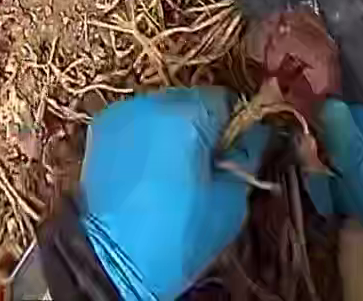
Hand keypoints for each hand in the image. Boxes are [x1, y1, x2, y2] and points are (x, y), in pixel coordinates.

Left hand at [78, 87, 272, 300]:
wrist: (111, 263)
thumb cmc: (177, 237)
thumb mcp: (229, 202)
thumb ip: (248, 155)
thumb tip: (259, 131)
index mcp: (189, 114)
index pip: (225, 98)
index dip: (233, 125)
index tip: (231, 152)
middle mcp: (155, 101)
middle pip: (192, 100)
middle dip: (201, 127)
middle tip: (202, 167)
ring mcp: (126, 110)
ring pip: (164, 109)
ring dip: (172, 130)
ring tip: (170, 172)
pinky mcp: (104, 124)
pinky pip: (137, 120)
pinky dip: (146, 136)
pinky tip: (146, 170)